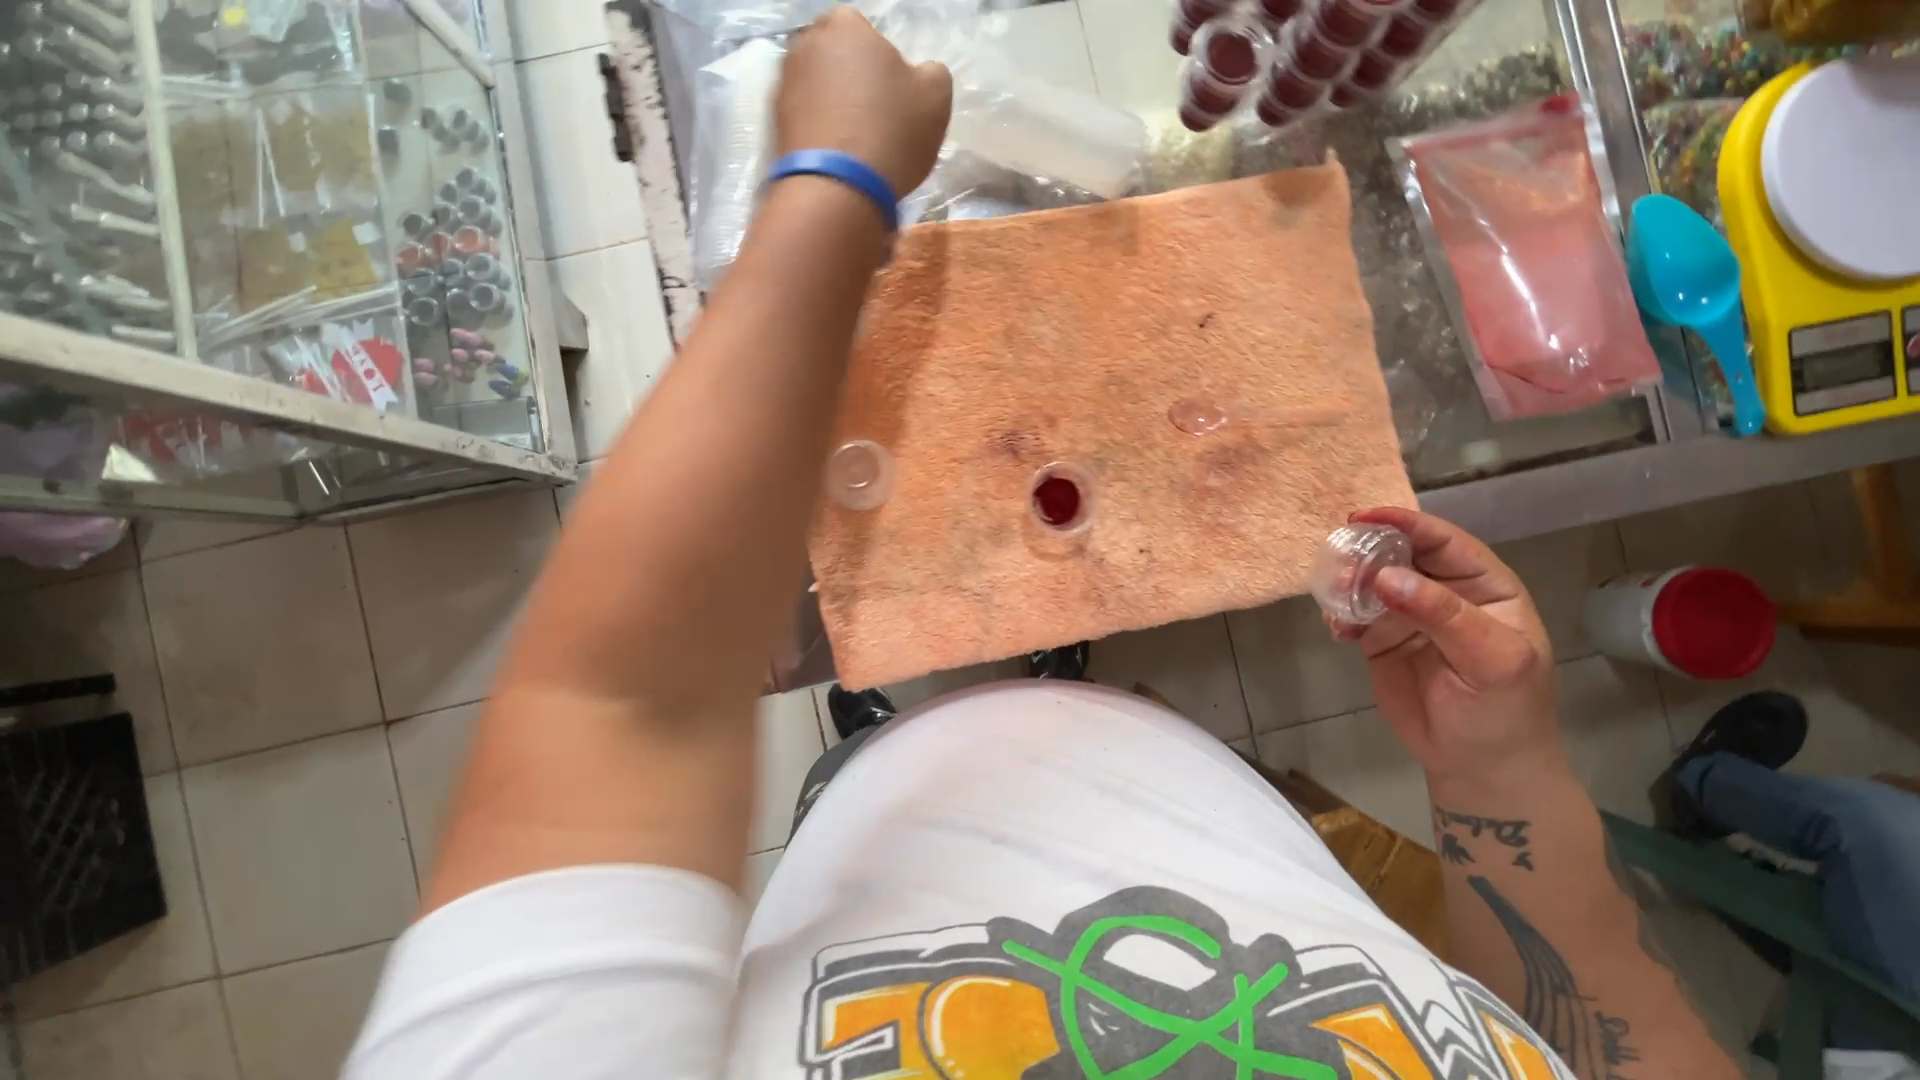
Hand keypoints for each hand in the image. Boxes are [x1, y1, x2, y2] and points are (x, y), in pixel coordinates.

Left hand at [774, 7, 952, 199]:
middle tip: (874, 120)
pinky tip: (836, 160)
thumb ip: (931, 74)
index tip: (892, 96)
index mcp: (846, 25)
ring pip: (817, 91)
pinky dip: (818, 134)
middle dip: (851, 81)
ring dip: (833, 109)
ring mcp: (783, 84)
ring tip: (854, 146)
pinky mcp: (772, 124)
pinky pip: (803, 122)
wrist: (837, 189)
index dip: (881, 63)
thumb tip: (919, 76)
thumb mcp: (936, 98)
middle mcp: (806, 44)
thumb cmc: (891, 133)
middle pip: (835, 59)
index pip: (864, 31)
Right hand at [1329, 508, 1562, 785]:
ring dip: (1347, 583)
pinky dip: (1338, 615)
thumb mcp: (1489, 659)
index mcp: (1484, 587)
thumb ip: (1442, 614)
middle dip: (1368, 552)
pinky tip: (1338, 629)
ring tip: (1334, 596)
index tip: (1364, 517)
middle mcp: (1443, 593)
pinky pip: (1352, 614)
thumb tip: (1385, 576)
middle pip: (1399, 555)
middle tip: (1338, 557)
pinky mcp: (1379, 639)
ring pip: (1370, 582)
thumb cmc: (1502, 710)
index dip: (1406, 524)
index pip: (1444, 542)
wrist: (1479, 766)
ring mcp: (1408, 616)